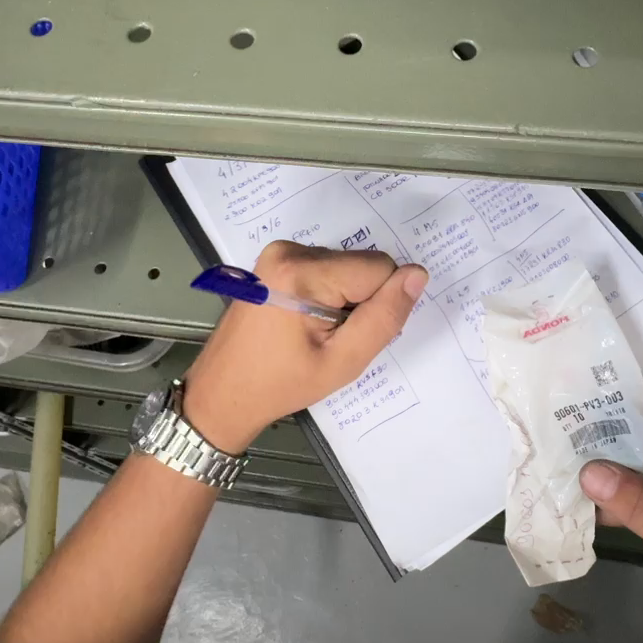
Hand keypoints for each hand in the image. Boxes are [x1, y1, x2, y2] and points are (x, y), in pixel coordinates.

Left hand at [182, 241, 428, 452]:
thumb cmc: (281, 384)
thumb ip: (384, 317)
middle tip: (331, 337)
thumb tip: (418, 275)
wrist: (223, 392)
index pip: (380, 268)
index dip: (378, 304)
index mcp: (303, 273)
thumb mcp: (343, 362)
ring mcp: (279, 252)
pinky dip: (326, 292)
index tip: (349, 334)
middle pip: (361, 264)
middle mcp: (289, 251)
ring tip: (314, 332)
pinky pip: (326, 267)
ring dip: (343, 297)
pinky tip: (304, 321)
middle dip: (359, 300)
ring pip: (346, 266)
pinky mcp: (275, 259)